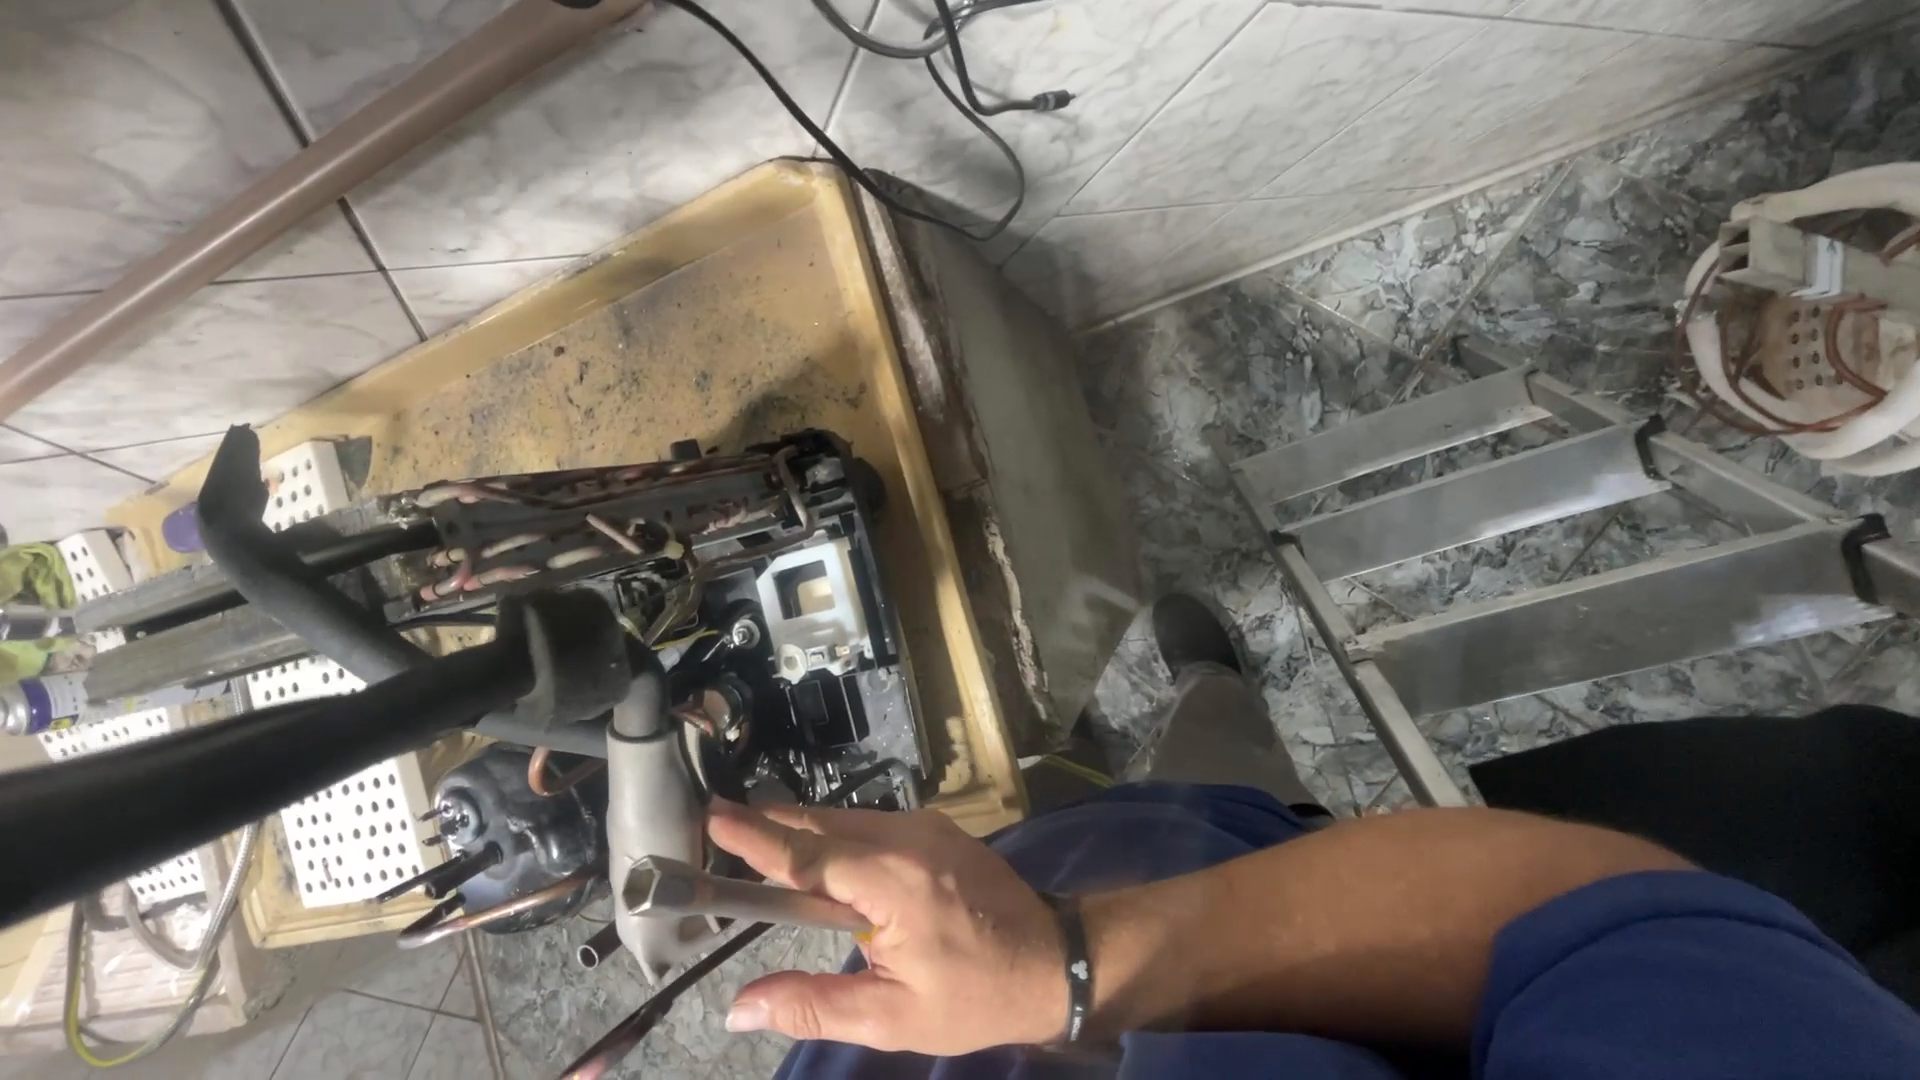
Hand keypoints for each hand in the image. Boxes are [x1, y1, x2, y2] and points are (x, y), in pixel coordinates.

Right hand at [705, 798, 1066, 1052]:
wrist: (1053, 962)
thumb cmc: (973, 997)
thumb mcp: (890, 1016)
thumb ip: (813, 1003)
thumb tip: (739, 1005)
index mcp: (893, 881)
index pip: (808, 854)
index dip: (757, 837)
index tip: (715, 815)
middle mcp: (907, 838)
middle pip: (824, 825)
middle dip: (773, 823)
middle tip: (724, 819)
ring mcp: (927, 827)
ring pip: (849, 820)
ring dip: (805, 829)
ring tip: (762, 837)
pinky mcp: (938, 829)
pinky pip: (874, 824)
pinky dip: (840, 835)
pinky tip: (822, 852)